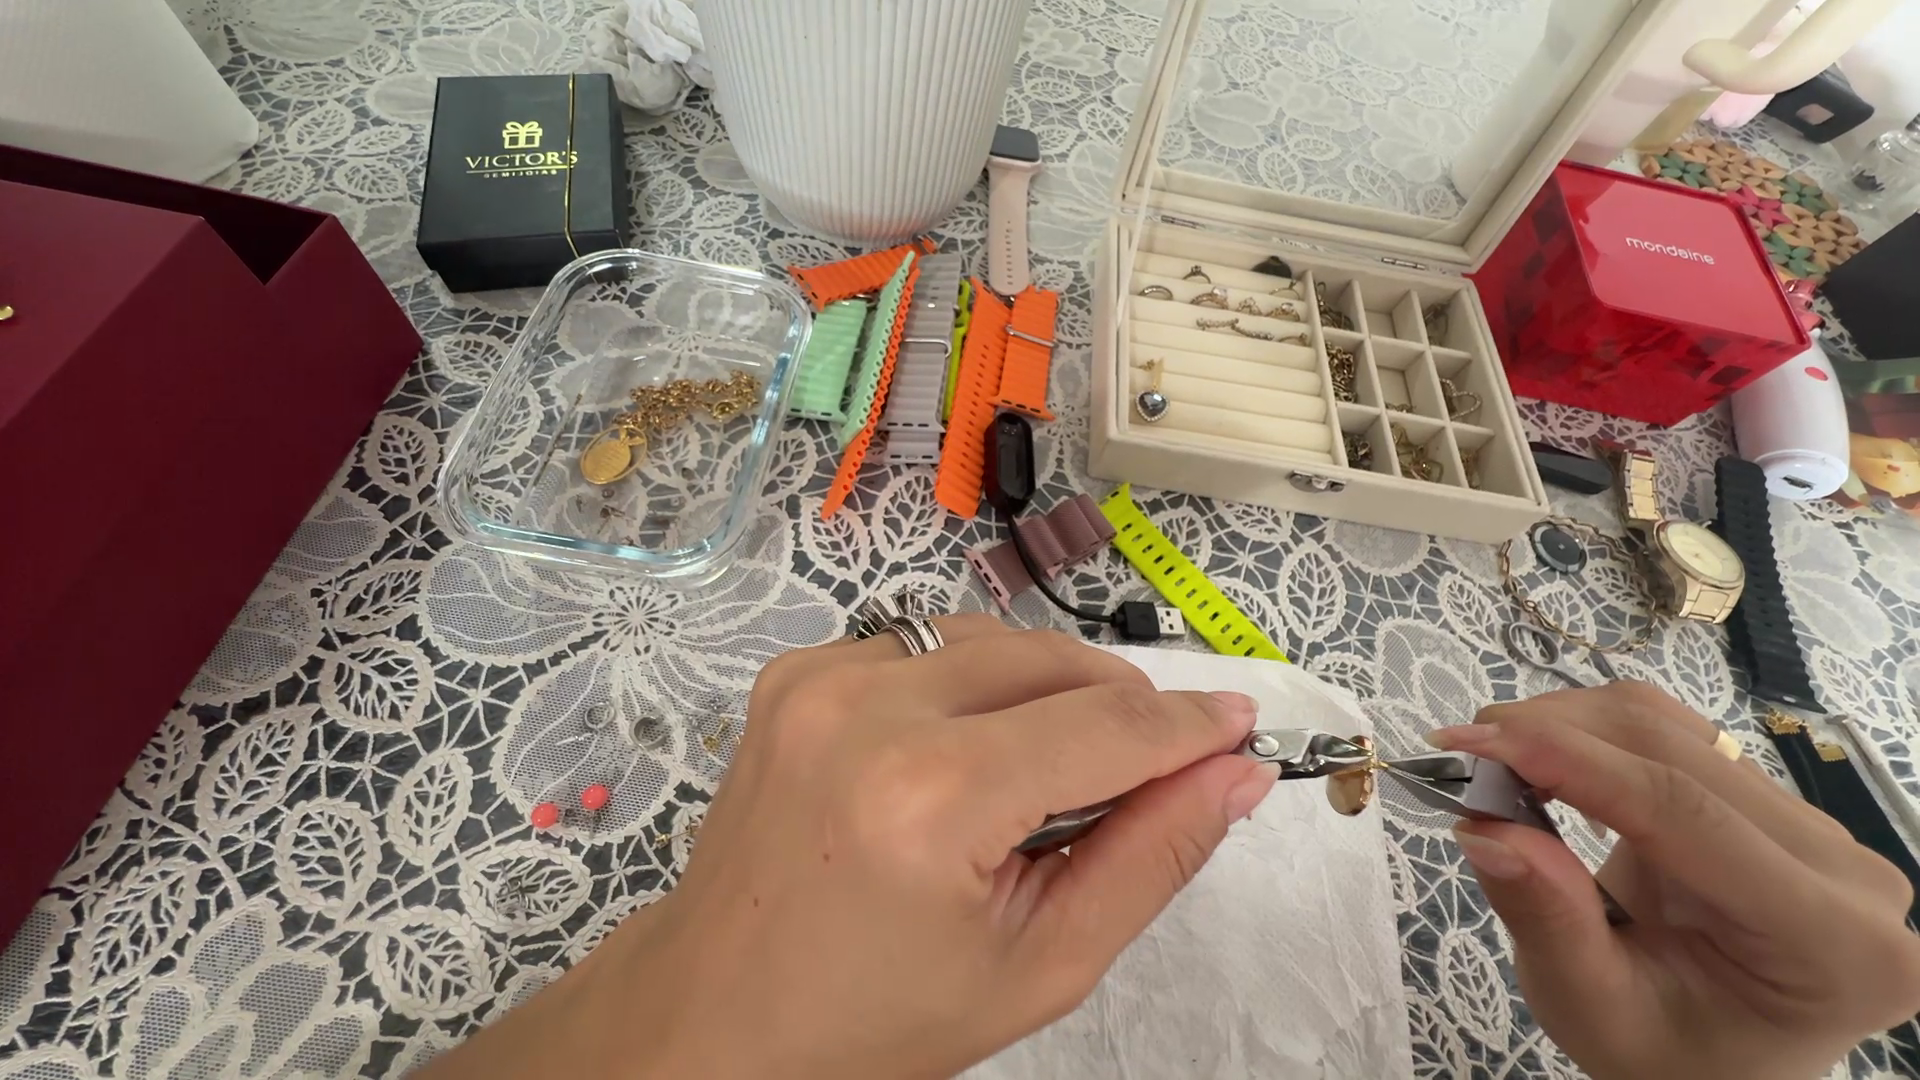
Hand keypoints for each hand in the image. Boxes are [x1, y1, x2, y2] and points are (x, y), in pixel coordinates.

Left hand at [418, 616, 1278, 1078]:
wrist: (717, 1010)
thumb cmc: (880, 1014)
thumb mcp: (1038, 962)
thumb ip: (1150, 856)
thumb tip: (1232, 773)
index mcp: (931, 797)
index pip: (1103, 728)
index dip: (1187, 725)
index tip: (1240, 723)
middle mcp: (869, 707)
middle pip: (1048, 660)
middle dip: (1118, 703)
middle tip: (1146, 759)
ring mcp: (821, 675)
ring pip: (990, 639)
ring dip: (1044, 686)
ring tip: (1049, 759)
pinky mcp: (796, 669)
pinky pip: (923, 644)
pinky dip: (969, 681)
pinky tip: (962, 742)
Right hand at [1428, 682, 1919, 1079]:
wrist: (1712, 1053)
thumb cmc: (1657, 1048)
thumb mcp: (1588, 1007)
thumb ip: (1546, 920)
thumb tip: (1483, 830)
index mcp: (1827, 941)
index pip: (1679, 809)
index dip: (1563, 759)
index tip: (1461, 741)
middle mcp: (1841, 870)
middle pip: (1668, 750)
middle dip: (1544, 733)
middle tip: (1460, 758)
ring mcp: (1810, 827)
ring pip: (1660, 724)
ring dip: (1558, 723)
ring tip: (1497, 764)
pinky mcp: (1765, 800)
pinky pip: (1664, 729)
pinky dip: (1582, 727)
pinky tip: (1544, 762)